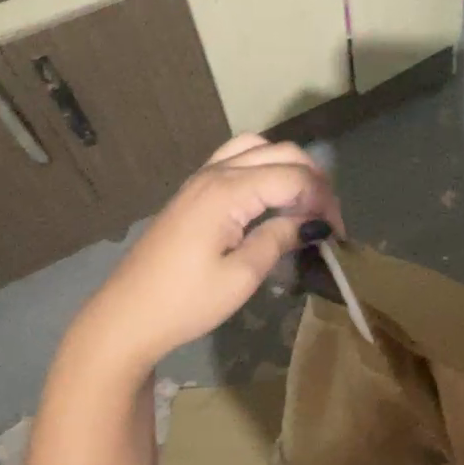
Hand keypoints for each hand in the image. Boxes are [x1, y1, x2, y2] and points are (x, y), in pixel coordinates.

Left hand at [72, 134, 342, 375]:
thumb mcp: (241, 277)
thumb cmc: (185, 303)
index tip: (337, 235)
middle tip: (327, 219)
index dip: (323, 200)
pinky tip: (271, 200)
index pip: (293, 177)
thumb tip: (312, 222)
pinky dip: (263, 168)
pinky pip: (236, 159)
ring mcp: (200, 179)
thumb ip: (279, 239)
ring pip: (257, 147)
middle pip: (280, 152)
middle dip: (312, 180)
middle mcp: (215, 173)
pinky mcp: (193, 191)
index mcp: (228, 191)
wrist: (126, 317)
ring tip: (303, 202)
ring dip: (287, 167)